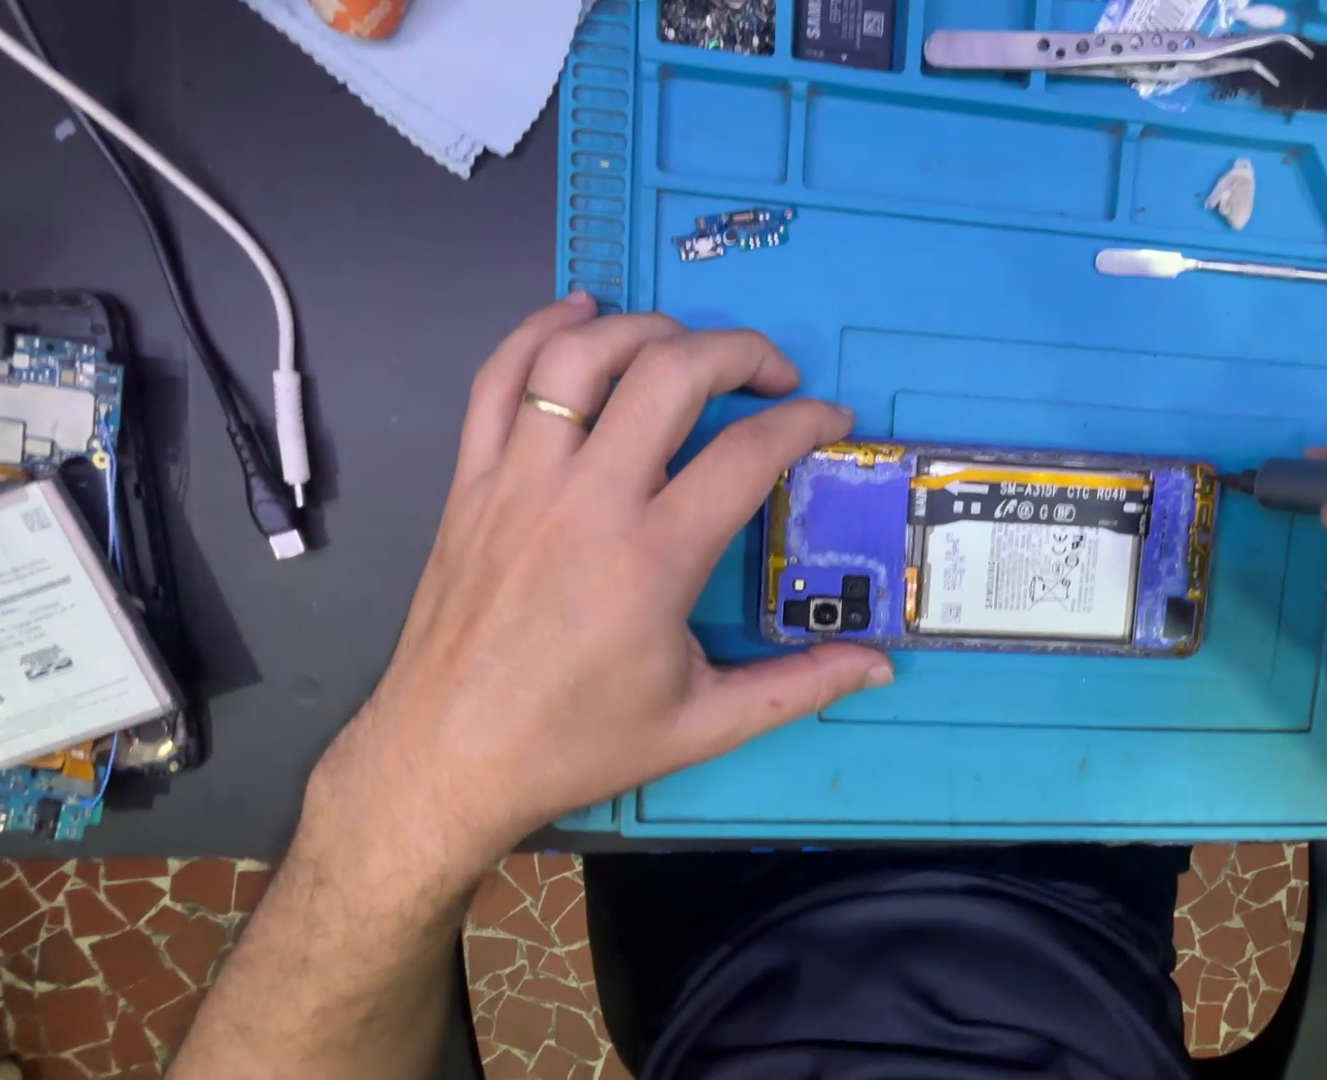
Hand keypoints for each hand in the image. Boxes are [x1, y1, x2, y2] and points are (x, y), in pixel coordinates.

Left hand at [312, 294, 891, 868]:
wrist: (445, 760)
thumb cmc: (580, 743)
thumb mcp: (705, 724)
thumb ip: (801, 686)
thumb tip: (881, 666)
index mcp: (653, 558)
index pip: (748, 453)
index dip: (805, 421)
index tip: (832, 419)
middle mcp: (587, 500)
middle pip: (670, 375)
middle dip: (739, 352)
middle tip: (775, 373)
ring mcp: (519, 482)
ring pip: (581, 358)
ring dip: (648, 330)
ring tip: (690, 346)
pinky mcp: (473, 483)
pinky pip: (499, 380)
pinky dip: (540, 331)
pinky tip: (579, 313)